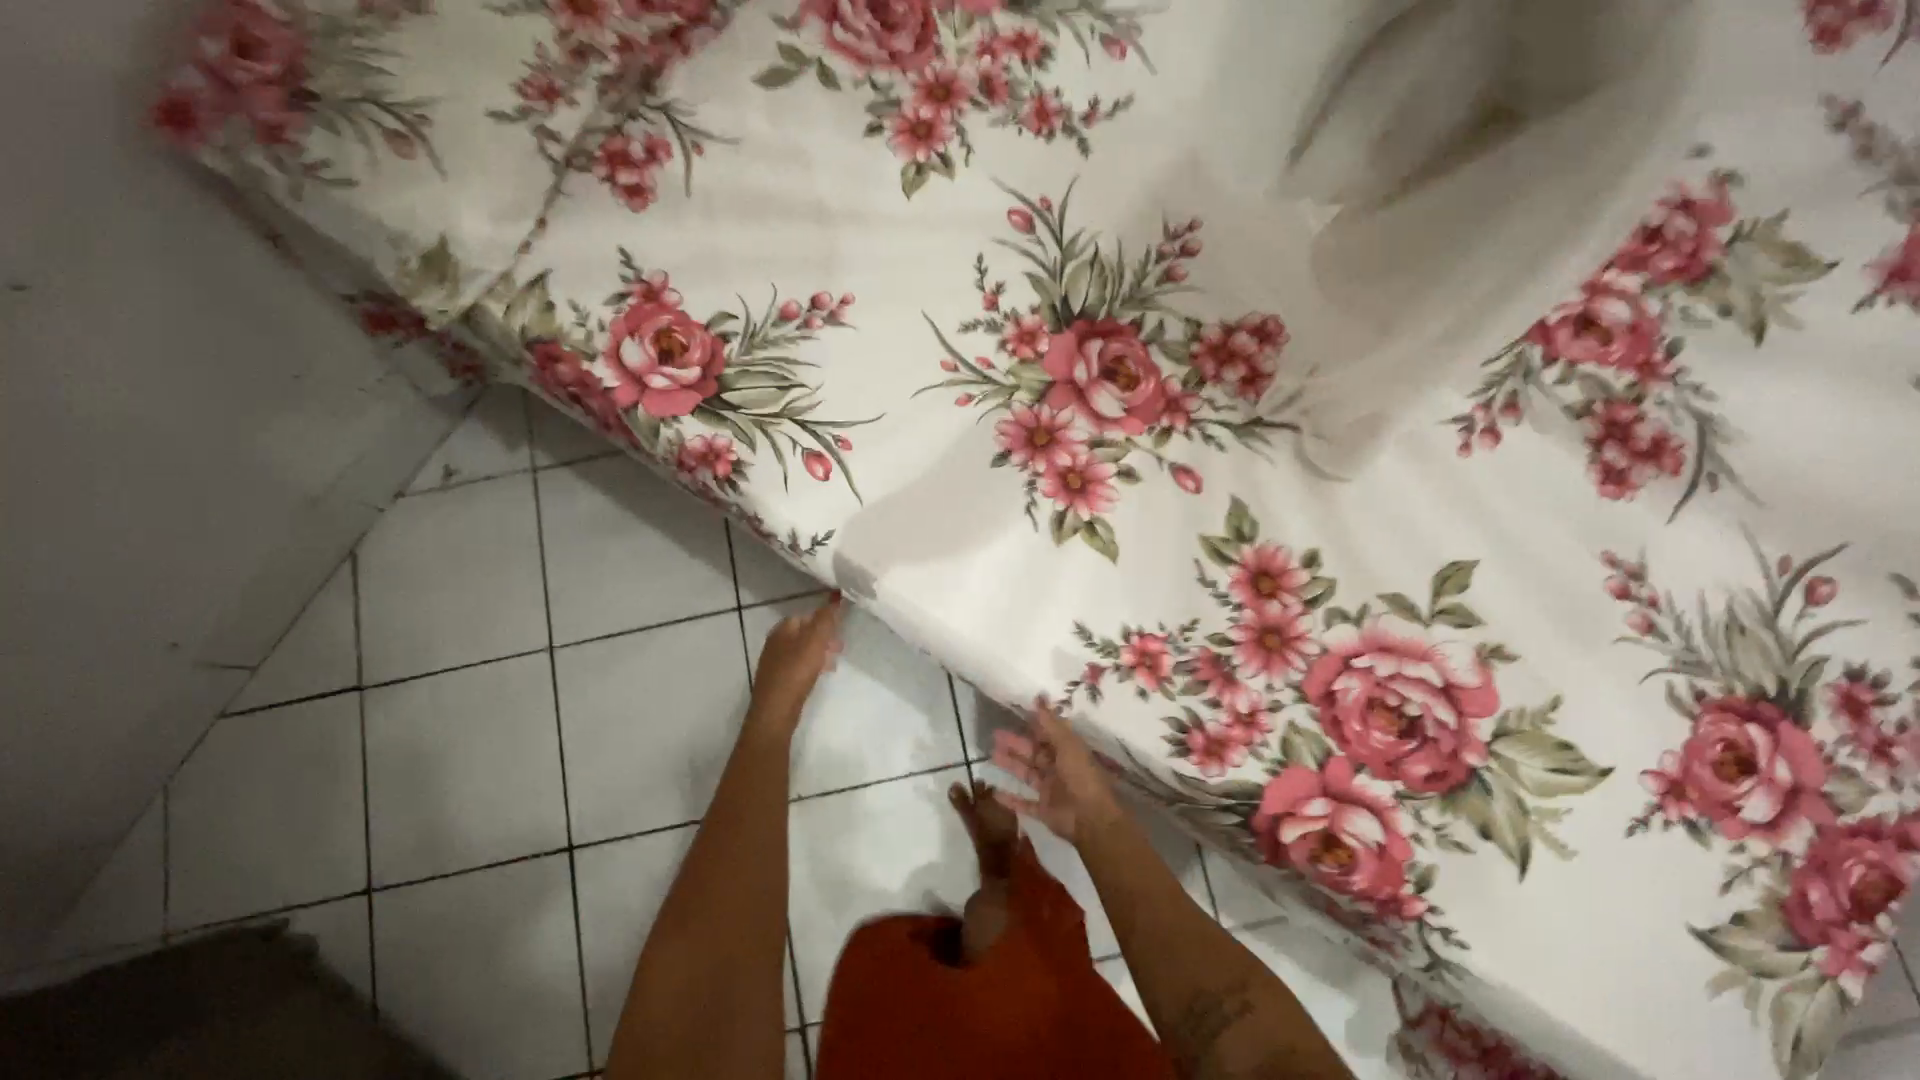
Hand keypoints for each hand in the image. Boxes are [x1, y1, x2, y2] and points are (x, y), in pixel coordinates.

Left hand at [747, 593, 843, 735]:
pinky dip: (811, 666)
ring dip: (819, 653)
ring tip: (834, 663)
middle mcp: (776, 642)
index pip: (806, 616)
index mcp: (782, 630)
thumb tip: (835, 596)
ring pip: (802, 650)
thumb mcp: (815, 642)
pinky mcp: (778, 679)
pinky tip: (820, 676)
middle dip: (823, 637)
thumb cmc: (795, 672)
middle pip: (804, 633)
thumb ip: (826, 620)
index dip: (824, 620)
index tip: (840, 629)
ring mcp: (775, 662)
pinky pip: (798, 666)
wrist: (775, 710)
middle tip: (840, 647)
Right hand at [990, 702, 1122, 846]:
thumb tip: (1039, 696)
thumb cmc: (1081, 776)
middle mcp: (1058, 770)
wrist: (1091, 818)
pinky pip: (1024, 804)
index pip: (1047, 736)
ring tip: (991, 755)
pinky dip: (1010, 799)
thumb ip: (1050, 723)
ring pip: (1027, 775)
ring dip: (1011, 765)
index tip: (1015, 715)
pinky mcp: (1044, 811)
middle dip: (1015, 745)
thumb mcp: (1067, 745)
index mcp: (1067, 752)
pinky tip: (994, 792)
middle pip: (1033, 754)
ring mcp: (1051, 791)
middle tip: (995, 735)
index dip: (1032, 726)